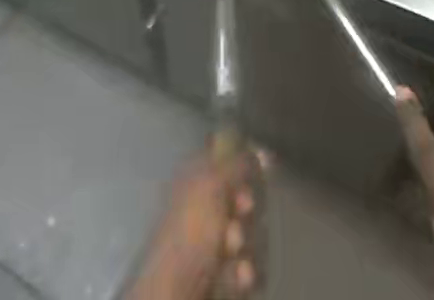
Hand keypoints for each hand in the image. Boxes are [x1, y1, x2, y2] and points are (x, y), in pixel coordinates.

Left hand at [126, 137, 261, 299]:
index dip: (240, 163)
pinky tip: (238, 275)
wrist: (174, 293)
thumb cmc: (190, 232)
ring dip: (244, 241)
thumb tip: (260, 148)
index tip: (257, 167)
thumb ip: (237, 163)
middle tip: (243, 210)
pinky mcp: (218, 276)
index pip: (221, 160)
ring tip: (232, 252)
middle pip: (238, 197)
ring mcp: (208, 243)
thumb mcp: (212, 185)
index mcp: (191, 181)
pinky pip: (243, 266)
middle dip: (245, 206)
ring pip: (245, 232)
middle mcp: (199, 209)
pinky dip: (242, 271)